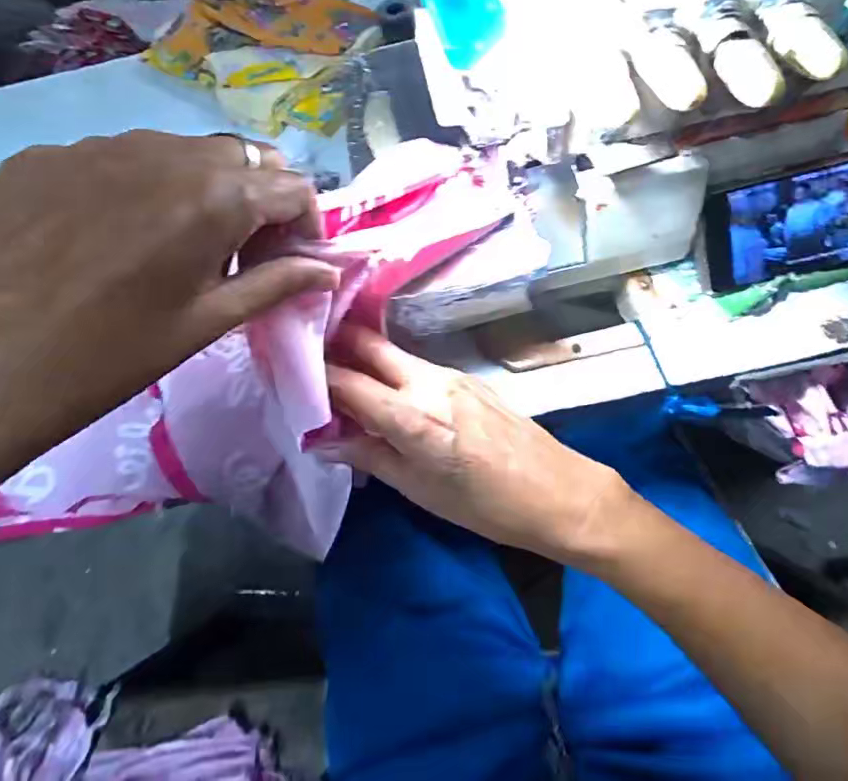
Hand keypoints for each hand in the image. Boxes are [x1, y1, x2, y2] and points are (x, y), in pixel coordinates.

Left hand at [0, 132, 339, 525]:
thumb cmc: (102, 359)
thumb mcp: (200, 326)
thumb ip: (272, 286)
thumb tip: (326, 270)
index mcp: (215, 196)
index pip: (291, 185)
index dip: (304, 222)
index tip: (291, 259)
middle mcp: (165, 152)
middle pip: (240, 157)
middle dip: (256, 198)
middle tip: (235, 254)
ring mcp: (99, 146)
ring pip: (178, 152)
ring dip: (198, 188)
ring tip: (169, 245)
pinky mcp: (45, 155)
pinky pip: (114, 159)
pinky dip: (135, 187)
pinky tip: (102, 237)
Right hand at [324, 326, 634, 563]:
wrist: (558, 491)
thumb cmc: (485, 506)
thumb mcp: (421, 490)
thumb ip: (370, 457)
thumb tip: (324, 441)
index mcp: (412, 417)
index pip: (348, 384)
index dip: (315, 375)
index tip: (288, 370)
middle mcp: (428, 382)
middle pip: (370, 346)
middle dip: (336, 341)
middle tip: (307, 349)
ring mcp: (450, 374)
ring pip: (393, 352)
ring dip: (363, 354)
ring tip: (338, 369)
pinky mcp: (466, 377)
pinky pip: (416, 364)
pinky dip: (391, 369)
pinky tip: (385, 387)